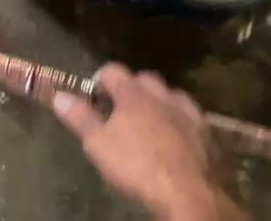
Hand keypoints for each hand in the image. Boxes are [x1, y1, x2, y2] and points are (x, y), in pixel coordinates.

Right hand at [53, 64, 246, 220]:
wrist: (193, 199)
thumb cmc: (138, 167)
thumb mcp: (98, 144)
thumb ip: (79, 117)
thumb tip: (59, 95)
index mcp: (133, 95)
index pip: (113, 70)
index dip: (102, 80)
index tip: (96, 98)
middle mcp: (163, 98)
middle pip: (147, 79)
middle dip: (136, 88)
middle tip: (125, 109)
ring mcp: (191, 118)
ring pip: (175, 97)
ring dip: (164, 104)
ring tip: (155, 123)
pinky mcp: (212, 140)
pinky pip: (195, 122)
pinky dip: (185, 125)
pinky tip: (180, 142)